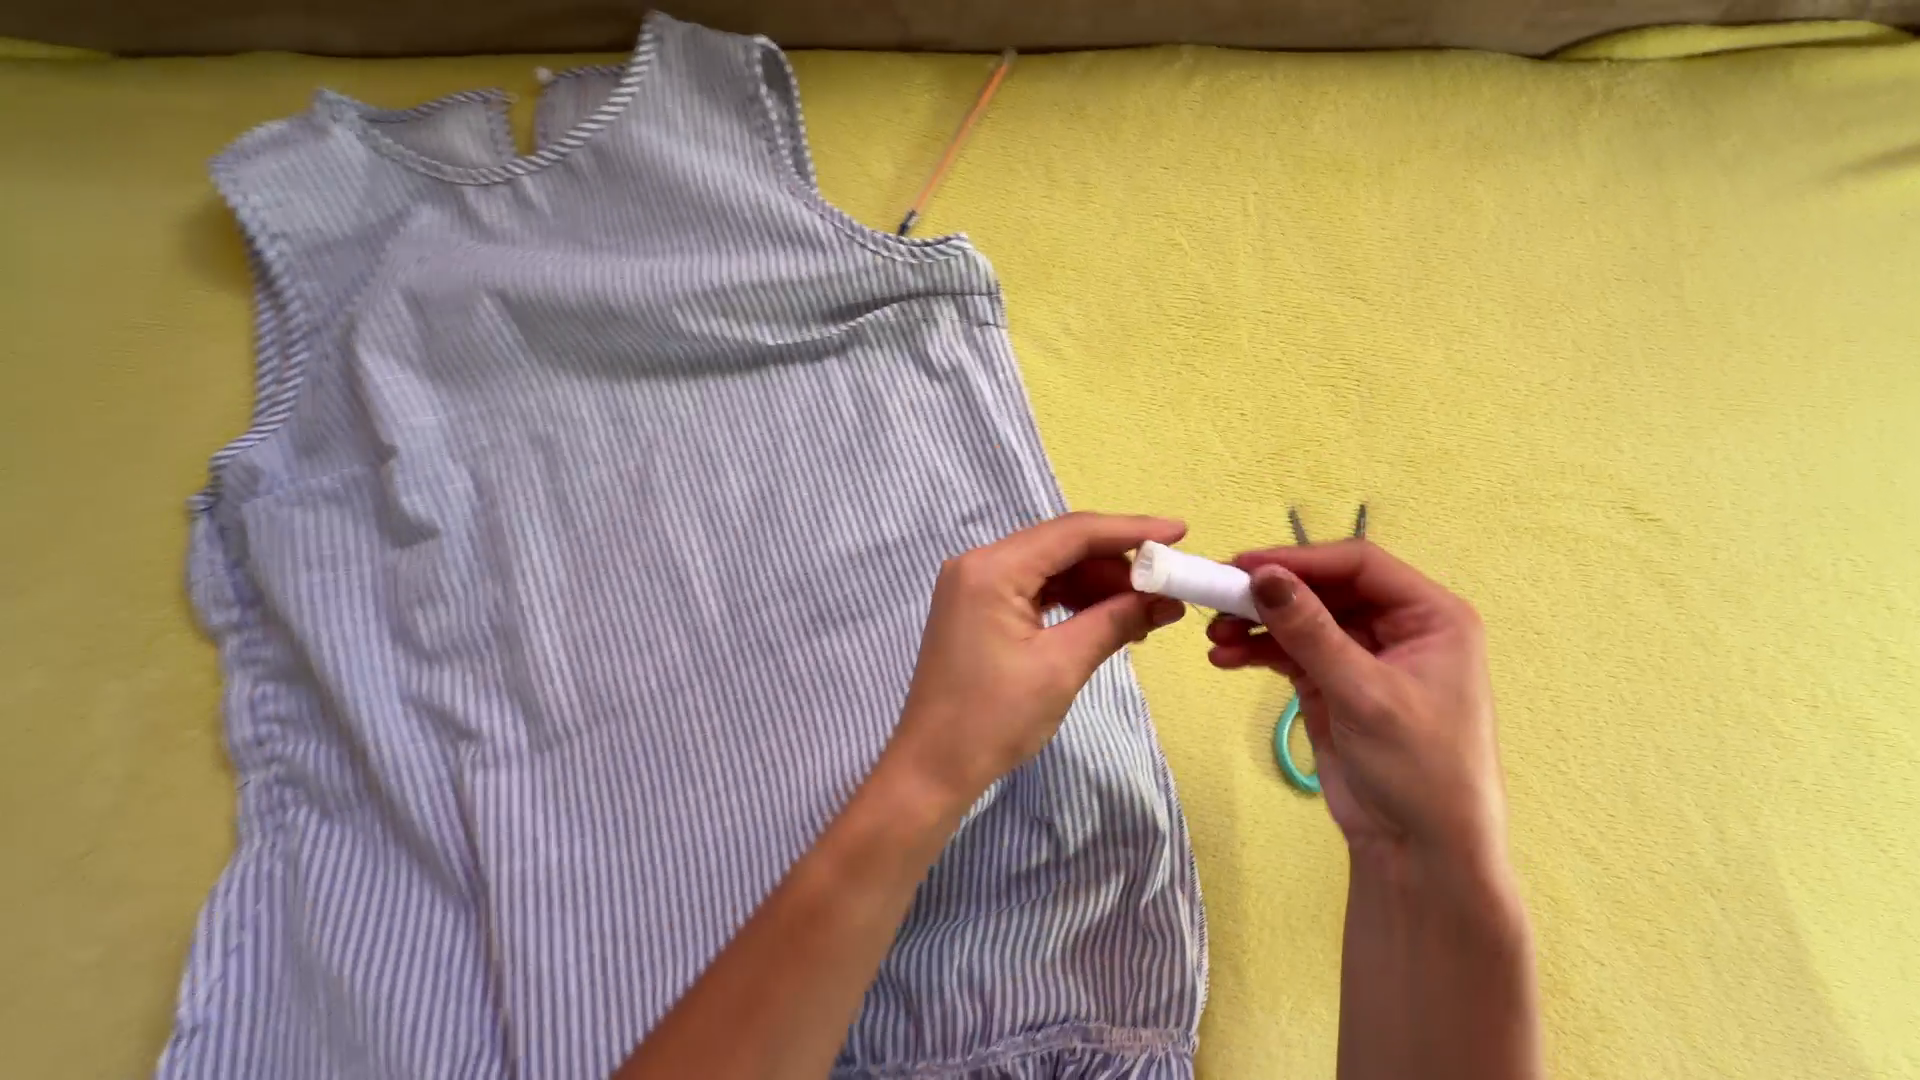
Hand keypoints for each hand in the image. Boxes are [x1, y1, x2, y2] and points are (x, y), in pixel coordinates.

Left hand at [887, 513, 1188, 808]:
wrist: (933, 767)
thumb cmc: (993, 719)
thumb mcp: (1062, 666)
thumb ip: (1115, 621)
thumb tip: (1168, 600)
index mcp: (992, 568)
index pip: (1072, 533)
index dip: (1130, 530)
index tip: (1180, 531)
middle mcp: (978, 563)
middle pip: (1060, 545)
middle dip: (1116, 564)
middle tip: (1165, 588)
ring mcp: (973, 585)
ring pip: (1049, 567)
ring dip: (1095, 584)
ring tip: (1141, 612)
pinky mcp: (976, 608)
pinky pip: (1033, 589)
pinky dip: (1070, 600)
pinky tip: (1104, 618)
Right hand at [1206, 541, 1507, 872]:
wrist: (1418, 850)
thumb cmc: (1417, 767)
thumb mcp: (1364, 693)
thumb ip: (1310, 631)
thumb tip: (1261, 575)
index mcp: (1430, 616)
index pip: (1358, 565)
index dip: (1301, 559)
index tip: (1244, 565)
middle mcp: (1396, 627)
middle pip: (1323, 588)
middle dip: (1271, 594)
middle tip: (1217, 596)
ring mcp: (1360, 655)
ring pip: (1300, 618)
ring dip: (1256, 623)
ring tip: (1214, 637)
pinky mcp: (1331, 682)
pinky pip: (1288, 651)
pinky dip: (1257, 651)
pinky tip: (1225, 658)